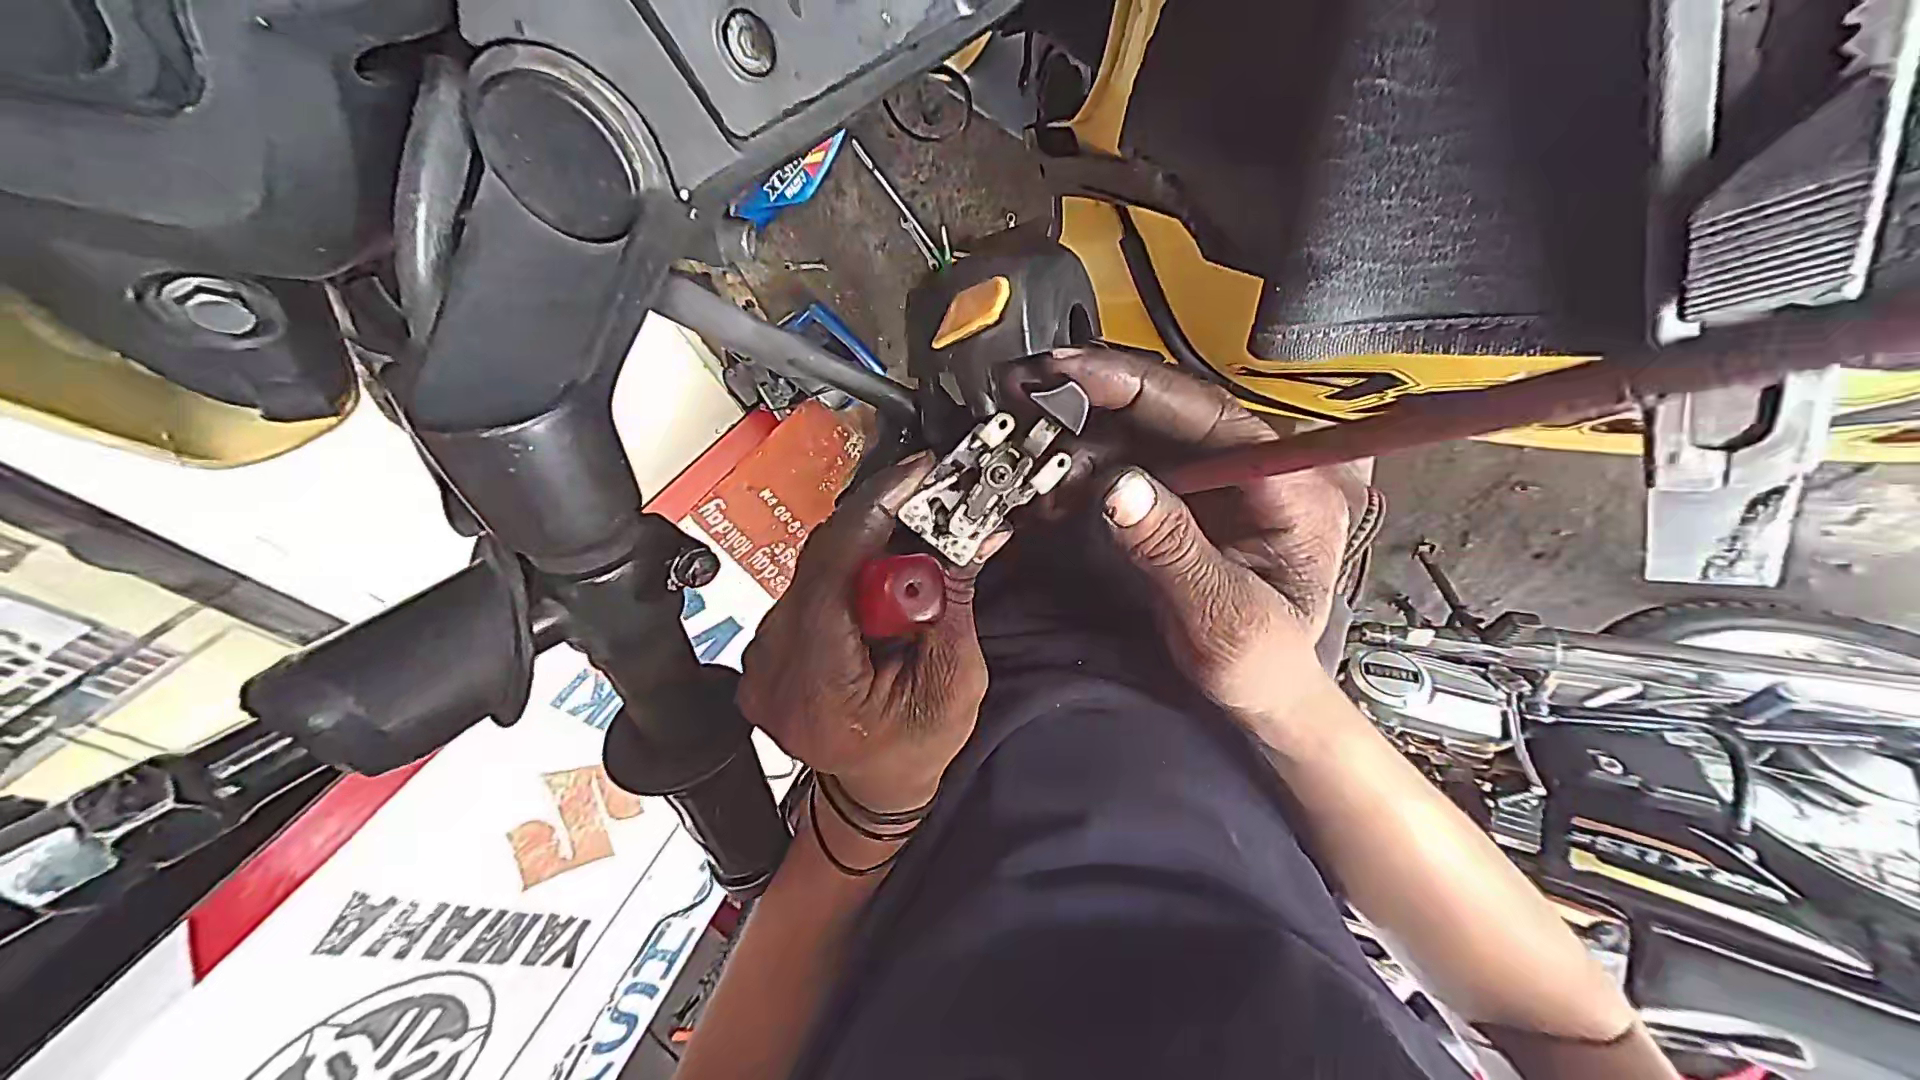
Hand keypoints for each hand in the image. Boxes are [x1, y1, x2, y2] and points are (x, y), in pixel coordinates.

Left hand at [737, 455, 991, 811]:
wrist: (871, 788)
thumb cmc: (913, 750)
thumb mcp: (954, 682)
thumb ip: (953, 603)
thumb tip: (968, 538)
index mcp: (816, 689)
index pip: (832, 574)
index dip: (874, 513)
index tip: (913, 476)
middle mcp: (772, 671)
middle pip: (822, 562)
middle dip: (882, 534)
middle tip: (928, 518)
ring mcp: (761, 658)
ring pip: (814, 568)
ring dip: (867, 556)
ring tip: (908, 580)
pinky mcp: (766, 646)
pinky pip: (807, 585)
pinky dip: (847, 574)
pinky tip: (878, 594)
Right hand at [1046, 347, 1360, 724]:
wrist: (1258, 689)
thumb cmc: (1264, 662)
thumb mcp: (1225, 618)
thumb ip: (1173, 551)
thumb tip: (1118, 487)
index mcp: (1288, 482)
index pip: (1207, 410)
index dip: (1131, 384)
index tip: (1067, 373)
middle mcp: (1247, 465)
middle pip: (1161, 408)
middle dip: (1087, 397)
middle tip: (1026, 390)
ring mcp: (1207, 478)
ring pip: (1131, 433)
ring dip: (1073, 440)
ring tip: (1030, 457)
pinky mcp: (1174, 496)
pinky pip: (1118, 466)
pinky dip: (1076, 472)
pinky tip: (1049, 488)